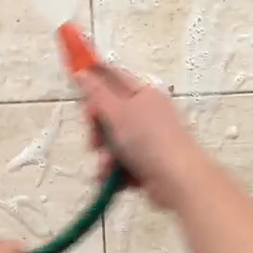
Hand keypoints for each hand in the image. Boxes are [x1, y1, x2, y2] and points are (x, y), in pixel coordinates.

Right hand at [74, 64, 210, 211]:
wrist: (178, 181)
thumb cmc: (148, 141)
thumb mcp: (117, 112)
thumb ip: (96, 93)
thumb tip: (81, 72)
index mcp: (142, 94)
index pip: (112, 78)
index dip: (93, 80)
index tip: (74, 82)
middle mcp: (146, 115)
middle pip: (109, 115)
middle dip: (97, 131)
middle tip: (95, 141)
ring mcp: (148, 141)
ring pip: (112, 144)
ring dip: (105, 157)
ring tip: (108, 167)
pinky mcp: (147, 166)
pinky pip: (121, 165)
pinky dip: (114, 173)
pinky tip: (113, 180)